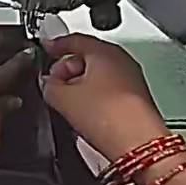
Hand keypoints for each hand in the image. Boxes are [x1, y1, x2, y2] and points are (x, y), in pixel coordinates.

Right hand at [39, 34, 167, 159]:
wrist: (138, 144)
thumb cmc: (110, 116)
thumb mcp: (62, 98)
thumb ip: (49, 85)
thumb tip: (48, 84)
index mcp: (105, 51)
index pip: (75, 39)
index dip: (56, 45)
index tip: (47, 49)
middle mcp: (122, 61)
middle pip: (88, 56)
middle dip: (67, 67)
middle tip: (53, 81)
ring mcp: (132, 80)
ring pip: (99, 74)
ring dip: (80, 82)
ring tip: (66, 100)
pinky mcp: (136, 99)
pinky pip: (109, 89)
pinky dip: (94, 94)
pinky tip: (84, 111)